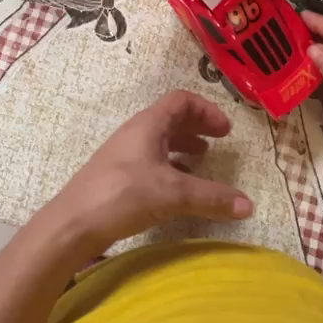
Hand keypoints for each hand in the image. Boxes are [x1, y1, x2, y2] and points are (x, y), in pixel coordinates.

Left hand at [36, 90, 254, 254]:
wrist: (74, 222)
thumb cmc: (123, 194)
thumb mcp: (172, 194)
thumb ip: (211, 198)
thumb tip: (249, 205)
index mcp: (149, 124)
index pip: (181, 101)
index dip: (206, 110)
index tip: (226, 130)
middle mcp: (137, 132)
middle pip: (171, 117)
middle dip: (197, 126)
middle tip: (220, 140)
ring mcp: (126, 153)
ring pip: (161, 139)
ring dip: (184, 145)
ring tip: (203, 161)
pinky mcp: (119, 174)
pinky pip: (152, 159)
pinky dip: (171, 165)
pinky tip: (179, 187)